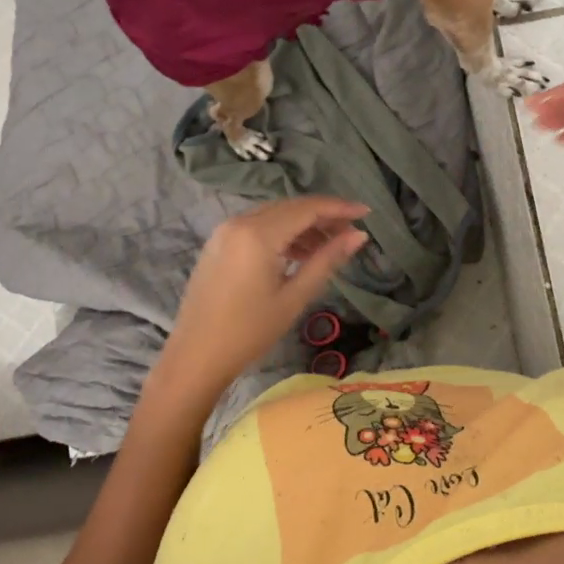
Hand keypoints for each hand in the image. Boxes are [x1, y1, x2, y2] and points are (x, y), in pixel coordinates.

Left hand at [160, 196, 369, 389]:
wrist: (196, 356)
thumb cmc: (249, 331)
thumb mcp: (294, 297)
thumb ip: (327, 260)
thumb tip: (358, 235)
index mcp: (258, 233)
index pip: (307, 208)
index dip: (339, 208)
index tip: (367, 213)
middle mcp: (239, 222)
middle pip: (290, 207)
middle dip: (323, 216)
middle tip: (352, 232)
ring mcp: (224, 231)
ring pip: (273, 215)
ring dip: (303, 225)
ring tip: (329, 246)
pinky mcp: (217, 243)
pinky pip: (257, 226)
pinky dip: (281, 233)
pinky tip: (299, 253)